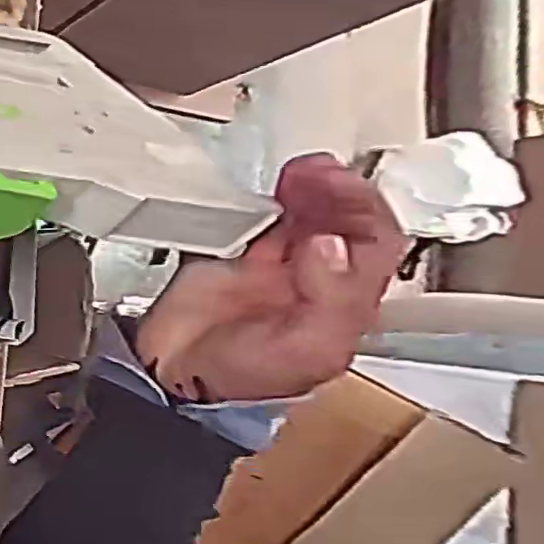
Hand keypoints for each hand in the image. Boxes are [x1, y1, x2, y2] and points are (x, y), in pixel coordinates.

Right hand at [132, 153, 406, 402]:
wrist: (170, 375)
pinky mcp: (220, 263)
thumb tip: (328, 243)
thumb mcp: (306, 350)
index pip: (372, 244)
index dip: (361, 212)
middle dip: (334, 192)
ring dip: (300, 193)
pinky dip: (252, 208)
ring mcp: (265, 269)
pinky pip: (245, 227)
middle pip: (338, 224)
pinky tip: (252, 195)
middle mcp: (312, 280)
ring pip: (297, 220)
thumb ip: (329, 300)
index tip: (336, 188)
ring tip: (292, 172)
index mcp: (344, 301)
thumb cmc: (242, 374)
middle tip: (312, 169)